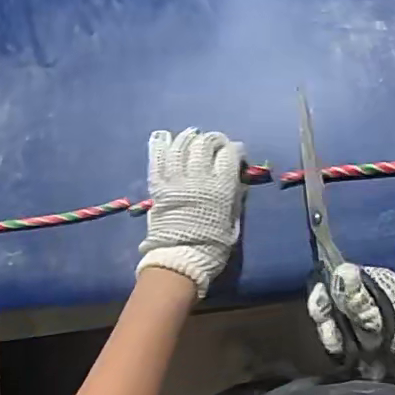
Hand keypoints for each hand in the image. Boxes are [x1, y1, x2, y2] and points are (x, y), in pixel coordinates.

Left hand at [135, 129, 244, 298]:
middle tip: (214, 142)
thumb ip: (234, 199)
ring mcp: (176, 180)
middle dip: (212, 139)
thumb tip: (237, 181)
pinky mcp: (158, 186)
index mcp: (221, 188)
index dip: (234, 149)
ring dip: (188, 138)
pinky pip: (157, 159)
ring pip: (181, 147)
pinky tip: (163, 135)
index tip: (235, 151)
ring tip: (192, 135)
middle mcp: (198, 179)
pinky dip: (159, 144)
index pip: (230, 155)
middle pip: (205, 145)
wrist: (180, 258)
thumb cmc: (212, 246)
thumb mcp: (233, 223)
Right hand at [307, 263, 394, 394]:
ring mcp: (369, 328)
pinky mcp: (372, 351)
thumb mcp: (391, 313)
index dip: (323, 297)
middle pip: (331, 310)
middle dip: (330, 325)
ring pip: (337, 331)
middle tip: (336, 341)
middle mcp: (367, 303)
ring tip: (351, 356)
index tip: (322, 312)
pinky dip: (348, 358)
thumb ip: (359, 298)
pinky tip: (357, 364)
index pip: (334, 284)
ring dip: (339, 343)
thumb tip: (338, 270)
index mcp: (372, 285)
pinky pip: (348, 351)